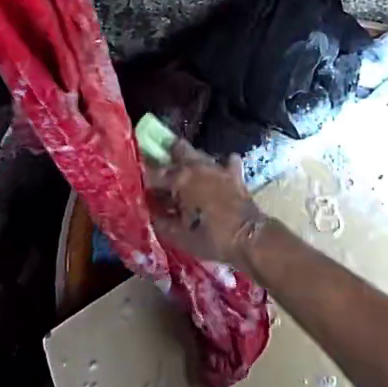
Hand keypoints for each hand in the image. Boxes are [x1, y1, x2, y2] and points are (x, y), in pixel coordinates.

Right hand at [148, 141, 270, 271]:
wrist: (248, 237)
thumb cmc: (210, 238)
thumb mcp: (177, 235)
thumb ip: (160, 220)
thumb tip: (150, 211)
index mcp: (180, 178)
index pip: (153, 174)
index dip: (144, 179)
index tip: (139, 183)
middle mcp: (197, 166)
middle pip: (177, 149)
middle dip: (167, 156)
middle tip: (162, 171)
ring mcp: (218, 166)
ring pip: (199, 154)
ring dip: (190, 161)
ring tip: (186, 176)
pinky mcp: (234, 173)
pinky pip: (226, 161)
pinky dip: (220, 166)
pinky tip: (217, 176)